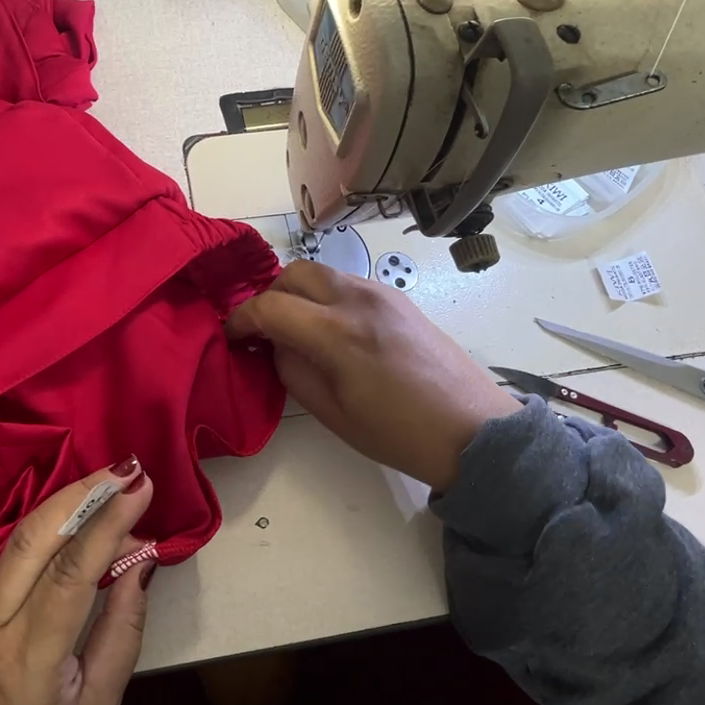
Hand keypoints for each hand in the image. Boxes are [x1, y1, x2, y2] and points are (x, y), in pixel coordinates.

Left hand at [0, 459, 157, 704]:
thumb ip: (122, 631)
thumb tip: (140, 559)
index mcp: (26, 658)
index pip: (68, 573)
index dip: (107, 524)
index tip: (141, 487)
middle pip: (32, 537)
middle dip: (82, 493)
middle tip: (129, 468)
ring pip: (19, 535)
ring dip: (69, 501)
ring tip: (114, 481)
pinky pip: (13, 548)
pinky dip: (53, 522)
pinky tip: (84, 511)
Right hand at [226, 261, 516, 491]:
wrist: (472, 429)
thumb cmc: (399, 433)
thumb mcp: (333, 413)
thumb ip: (292, 371)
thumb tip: (274, 346)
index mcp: (337, 334)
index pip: (270, 306)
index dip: (241, 319)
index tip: (232, 337)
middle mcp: (356, 299)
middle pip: (293, 273)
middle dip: (269, 296)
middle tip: (264, 329)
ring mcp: (381, 292)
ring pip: (320, 271)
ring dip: (297, 291)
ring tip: (296, 326)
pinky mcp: (397, 296)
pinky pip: (346, 280)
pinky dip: (325, 294)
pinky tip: (331, 327)